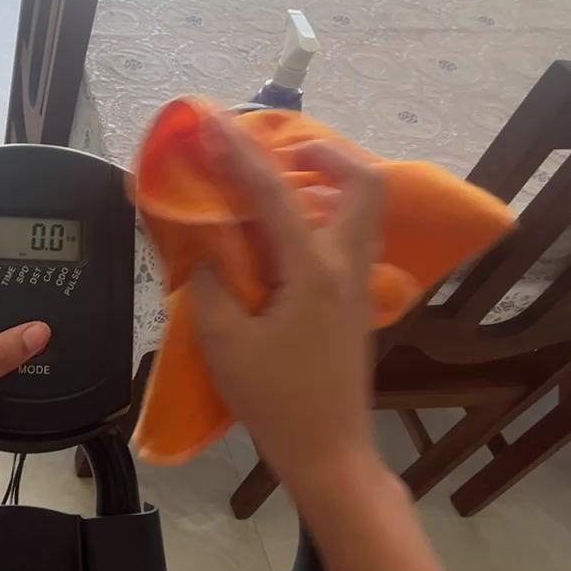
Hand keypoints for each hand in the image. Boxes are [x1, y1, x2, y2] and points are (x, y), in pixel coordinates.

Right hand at [188, 114, 384, 496]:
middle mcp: (347, 267)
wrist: (326, 449)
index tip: (214, 121)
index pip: (275, 194)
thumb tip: (205, 248)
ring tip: (278, 182)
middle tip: (278, 150)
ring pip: (364, 207)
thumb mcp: (224, 341)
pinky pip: (350, 233)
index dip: (239, 152)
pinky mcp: (356, 300)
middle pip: (364, 182)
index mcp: (313, 272)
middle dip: (324, 151)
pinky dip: (325, 212)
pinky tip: (285, 231)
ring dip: (328, 179)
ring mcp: (359, 284)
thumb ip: (211, 283)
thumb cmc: (273, 398)